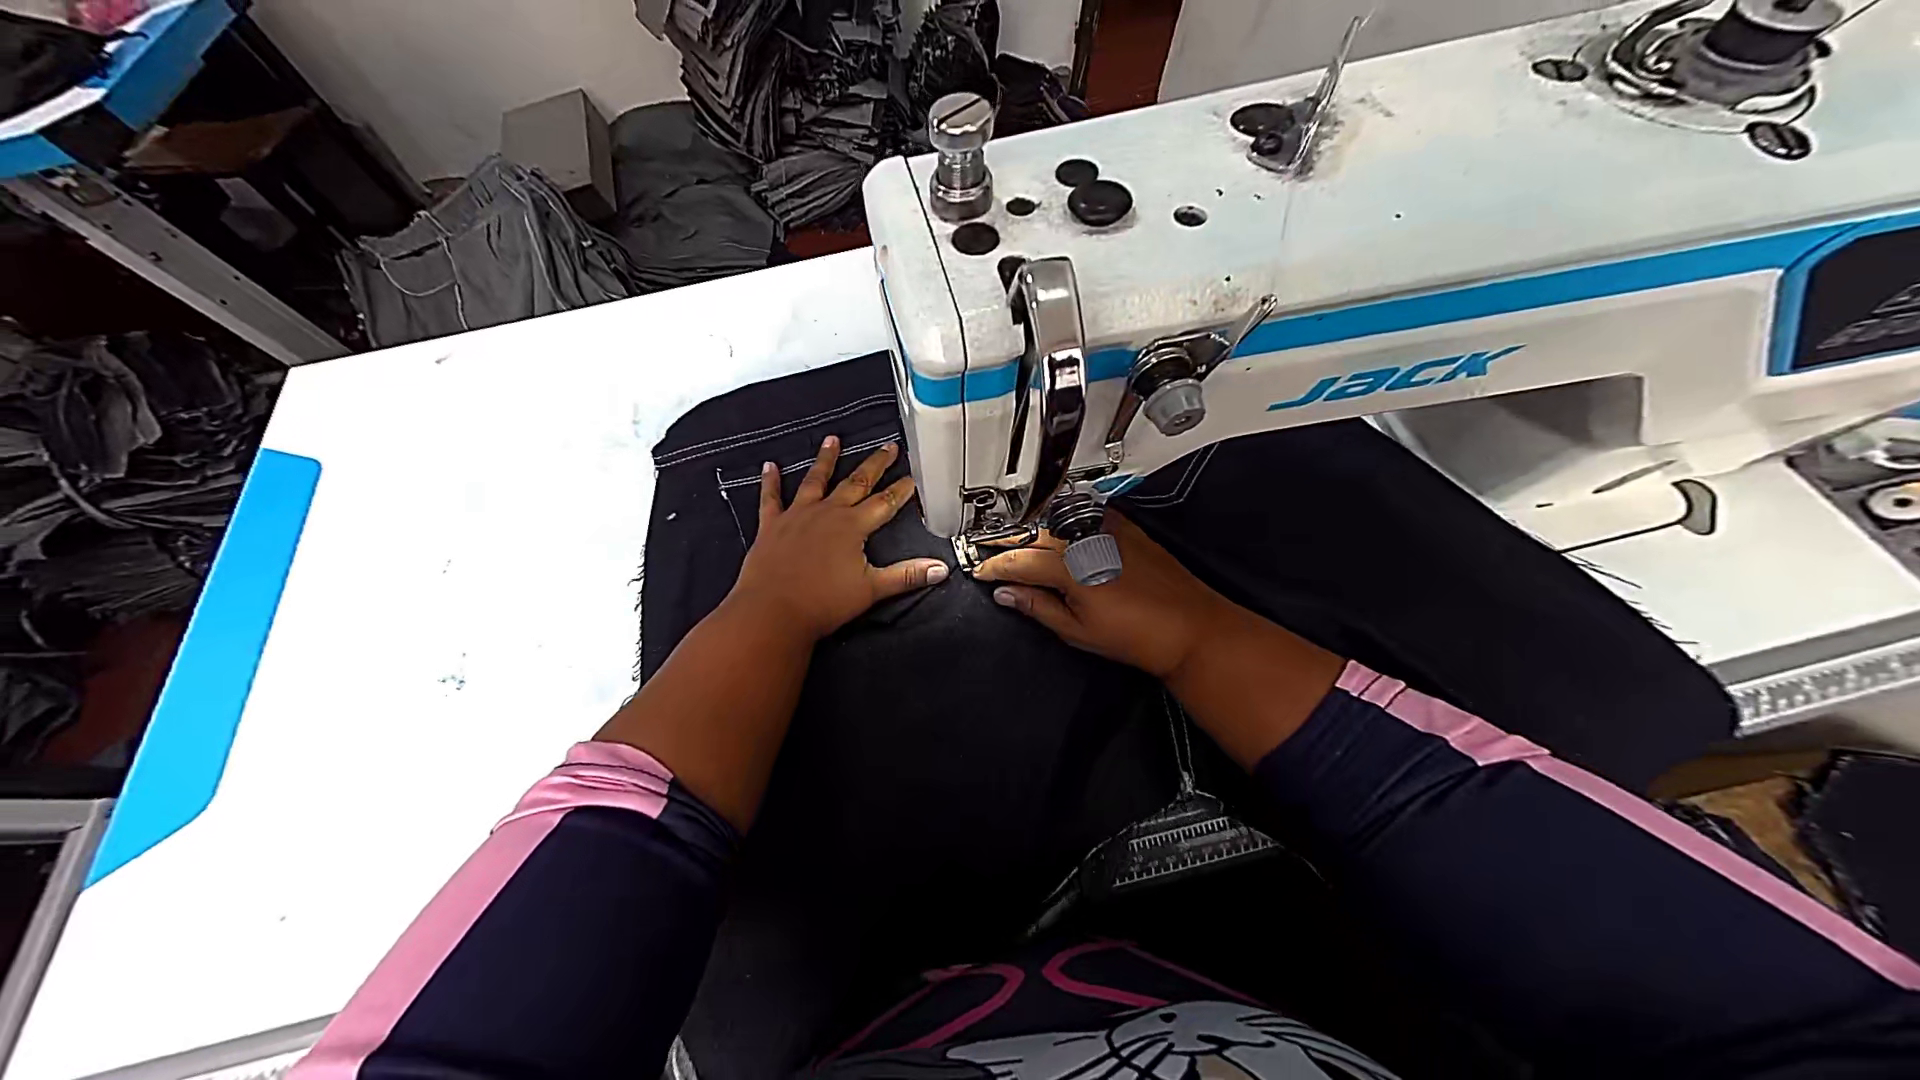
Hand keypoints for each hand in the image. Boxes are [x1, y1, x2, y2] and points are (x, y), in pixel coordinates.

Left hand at [728, 436, 948, 641]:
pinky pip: (771, 498)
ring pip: (815, 480)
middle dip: (875, 464)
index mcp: (852, 526)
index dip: (902, 489)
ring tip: (833, 440)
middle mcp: (826, 513)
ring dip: (826, 460)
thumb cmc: (822, 603)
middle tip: (887, 447)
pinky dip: (771, 482)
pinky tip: (770, 467)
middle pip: (856, 482)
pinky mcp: (771, 526)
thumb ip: (907, 576)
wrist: (773, 612)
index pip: (885, 502)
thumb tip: (940, 569)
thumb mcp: (871, 589)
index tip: (913, 477)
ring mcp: (797, 516)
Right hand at [975, 511, 1234, 678]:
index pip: (1017, 561)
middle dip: (1006, 544)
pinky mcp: (1123, 528)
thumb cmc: (1141, 634)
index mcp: (1070, 566)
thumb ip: (1037, 607)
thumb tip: (1007, 594)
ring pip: (1054, 522)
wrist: (1189, 627)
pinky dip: (1062, 522)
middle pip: (1031, 536)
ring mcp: (1106, 530)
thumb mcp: (1077, 630)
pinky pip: (1083, 516)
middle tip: (990, 554)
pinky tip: (1056, 531)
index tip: (980, 571)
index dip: (993, 566)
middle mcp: (1086, 540)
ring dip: (1030, 532)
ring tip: (1017, 545)